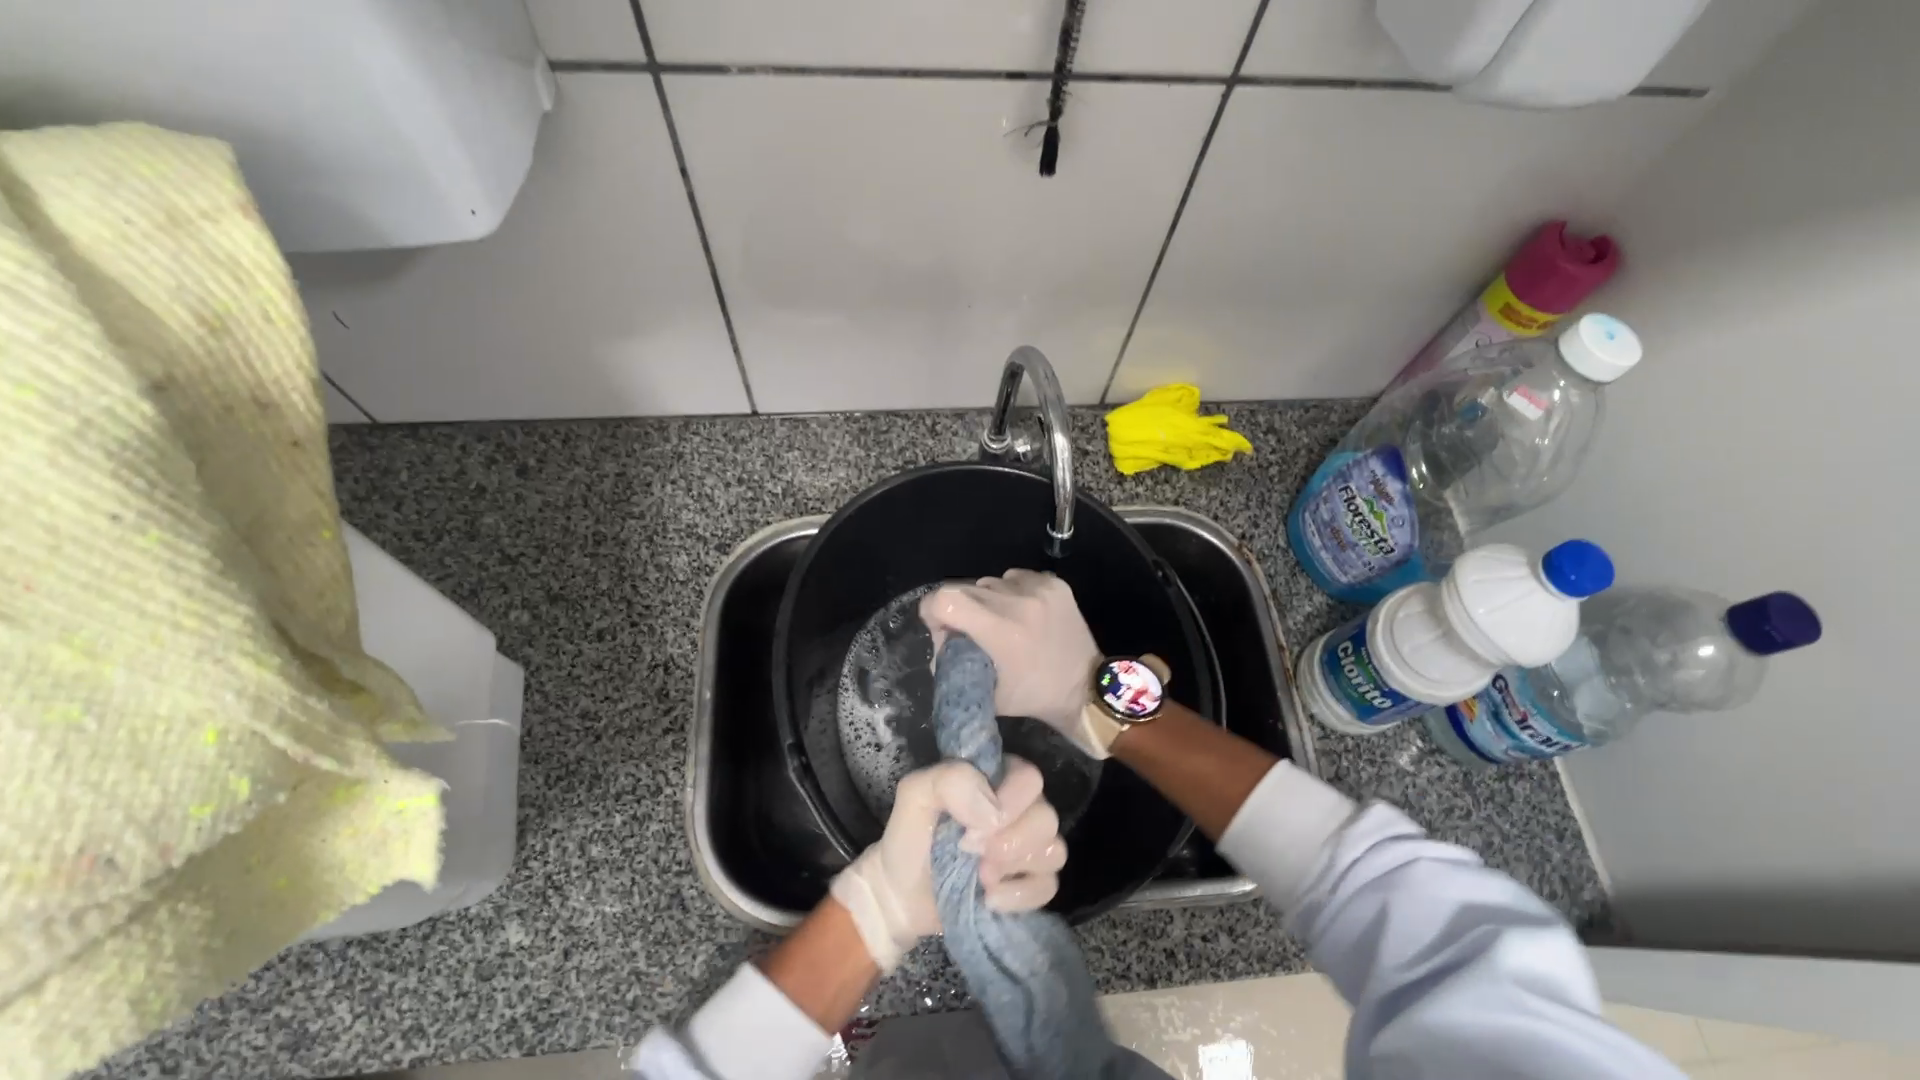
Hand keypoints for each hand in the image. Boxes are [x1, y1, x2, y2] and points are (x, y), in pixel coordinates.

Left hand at [828, 757, 1064, 971]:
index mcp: (997, 779)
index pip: (1029, 778)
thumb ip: (951, 781)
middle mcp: (1020, 809)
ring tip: (981, 877)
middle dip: (1011, 840)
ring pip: (1054, 850)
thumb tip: (993, 811)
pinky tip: (990, 899)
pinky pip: (1049, 886)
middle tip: (972, 852)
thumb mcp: (916, 793)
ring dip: (1016, 866)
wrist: (901, 895)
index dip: (1010, 803)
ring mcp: (1028, 848)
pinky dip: (1021, 896)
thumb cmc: (910, 837)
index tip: (972, 827)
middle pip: (1046, 817)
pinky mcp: (1030, 885)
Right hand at [919, 569, 1104, 752]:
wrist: (1086, 688)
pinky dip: (1010, 593)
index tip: (942, 629)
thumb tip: (939, 646)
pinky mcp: (1054, 583)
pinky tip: (1020, 614)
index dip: (932, 611)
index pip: (945, 599)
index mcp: (999, 630)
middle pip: (964, 589)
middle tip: (970, 632)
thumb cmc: (1033, 695)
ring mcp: (1038, 589)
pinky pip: (1014, 578)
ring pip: (990, 582)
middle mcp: (1017, 601)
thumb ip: (953, 669)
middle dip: (958, 610)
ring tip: (1000, 624)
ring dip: (986, 601)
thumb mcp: (984, 693)